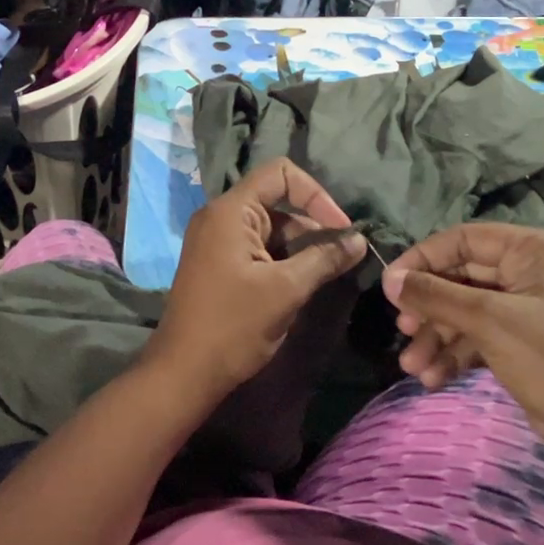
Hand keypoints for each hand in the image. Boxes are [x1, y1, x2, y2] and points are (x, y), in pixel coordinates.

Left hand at [145, 159, 367, 400]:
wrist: (186, 370)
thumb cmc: (234, 325)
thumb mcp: (286, 289)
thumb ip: (324, 258)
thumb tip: (358, 240)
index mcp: (230, 211)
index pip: (280, 174)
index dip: (316, 195)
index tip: (341, 229)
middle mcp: (220, 217)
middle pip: (277, 202)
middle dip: (313, 226)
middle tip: (343, 258)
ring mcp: (216, 240)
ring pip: (271, 228)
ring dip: (302, 247)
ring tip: (329, 274)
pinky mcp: (219, 263)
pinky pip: (258, 248)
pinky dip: (284, 260)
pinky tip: (304, 284)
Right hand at [382, 223, 543, 460]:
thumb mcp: (491, 322)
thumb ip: (435, 295)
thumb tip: (389, 279)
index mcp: (540, 251)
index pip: (466, 239)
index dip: (423, 260)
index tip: (389, 286)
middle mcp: (539, 273)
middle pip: (464, 277)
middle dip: (429, 309)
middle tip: (402, 330)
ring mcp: (537, 310)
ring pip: (470, 311)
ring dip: (438, 337)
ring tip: (412, 367)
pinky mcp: (533, 343)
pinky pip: (484, 336)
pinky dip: (458, 354)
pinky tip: (433, 378)